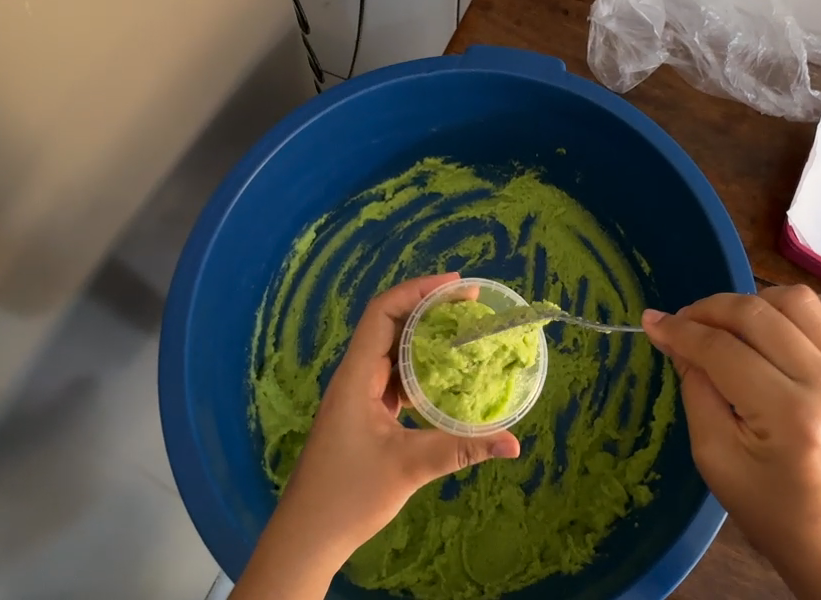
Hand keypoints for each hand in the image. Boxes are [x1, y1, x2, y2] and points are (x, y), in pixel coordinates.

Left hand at [234, 274, 520, 599]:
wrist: (306, 536)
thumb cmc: (348, 496)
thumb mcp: (409, 468)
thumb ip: (461, 449)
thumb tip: (514, 443)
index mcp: (356, 376)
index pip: (383, 313)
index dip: (417, 290)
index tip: (455, 284)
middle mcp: (355, 376)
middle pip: (390, 323)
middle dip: (429, 307)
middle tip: (471, 303)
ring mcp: (358, 394)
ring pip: (393, 349)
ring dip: (425, 335)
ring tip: (464, 329)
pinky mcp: (364, 412)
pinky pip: (394, 374)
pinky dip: (421, 366)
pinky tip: (447, 374)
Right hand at [643, 286, 820, 599]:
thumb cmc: (768, 506)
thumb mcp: (714, 457)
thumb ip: (695, 388)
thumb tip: (673, 335)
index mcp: (789, 415)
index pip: (722, 349)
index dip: (681, 331)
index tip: (652, 322)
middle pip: (756, 314)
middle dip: (708, 311)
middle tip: (682, 324)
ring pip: (797, 300)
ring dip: (754, 302)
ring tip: (732, 326)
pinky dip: (818, 306)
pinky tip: (790, 323)